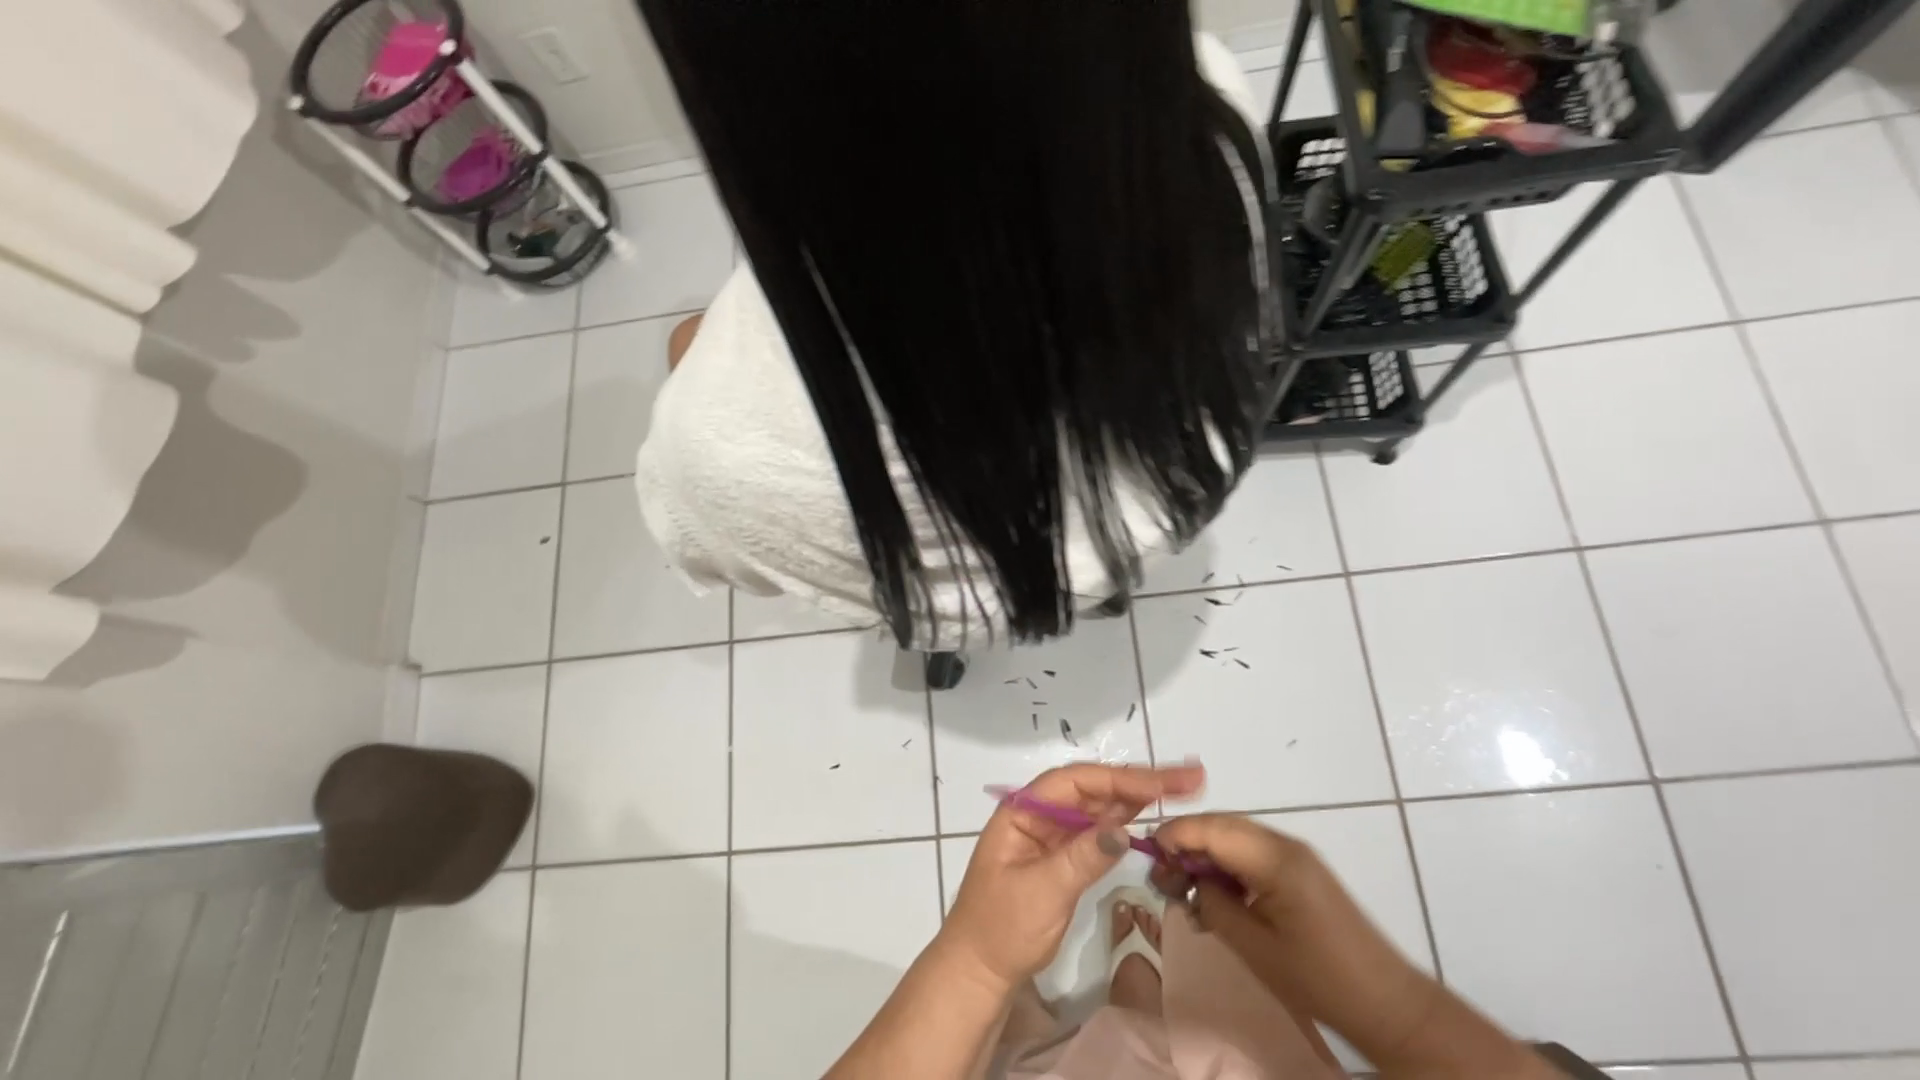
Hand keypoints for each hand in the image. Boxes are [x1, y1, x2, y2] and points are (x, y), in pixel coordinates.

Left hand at [939, 762, 1205, 989]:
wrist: (980, 970)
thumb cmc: (1002, 928)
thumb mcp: (1044, 891)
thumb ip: (1083, 857)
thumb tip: (1124, 829)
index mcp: (1022, 811)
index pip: (1076, 782)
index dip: (1120, 779)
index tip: (1162, 784)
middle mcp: (1038, 814)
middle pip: (1092, 788)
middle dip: (1138, 781)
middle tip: (1189, 777)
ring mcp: (1052, 835)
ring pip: (1099, 806)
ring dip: (1137, 796)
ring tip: (1182, 786)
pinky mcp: (1063, 857)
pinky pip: (1097, 831)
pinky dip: (1125, 821)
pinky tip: (1150, 812)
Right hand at [1151, 814, 1558, 1079]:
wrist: (1385, 1002)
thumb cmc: (1317, 977)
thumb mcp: (1252, 945)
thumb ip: (1211, 904)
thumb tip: (1185, 880)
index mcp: (1275, 858)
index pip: (1212, 827)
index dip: (1175, 835)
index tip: (1147, 857)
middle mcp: (1285, 845)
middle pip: (1222, 826)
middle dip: (1187, 844)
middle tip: (1161, 877)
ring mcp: (1296, 857)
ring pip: (1235, 839)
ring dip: (1206, 856)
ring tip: (1183, 890)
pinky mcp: (1301, 873)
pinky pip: (1253, 855)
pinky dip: (1227, 868)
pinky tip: (1215, 897)